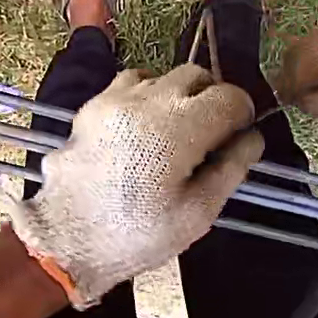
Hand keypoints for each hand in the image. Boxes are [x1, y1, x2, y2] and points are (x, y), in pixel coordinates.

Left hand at [11, 64, 263, 306]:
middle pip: (196, 75)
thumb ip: (232, 168)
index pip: (230, 96)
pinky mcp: (90, 105)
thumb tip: (251, 138)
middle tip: (210, 133)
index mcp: (179, 127)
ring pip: (162, 76)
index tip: (238, 136)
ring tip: (173, 131)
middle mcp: (148, 100)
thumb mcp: (198, 213)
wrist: (66, 241)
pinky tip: (141, 127)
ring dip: (177, 95)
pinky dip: (145, 96)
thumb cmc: (137, 236)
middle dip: (211, 98)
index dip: (242, 115)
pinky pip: (129, 84)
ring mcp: (114, 98)